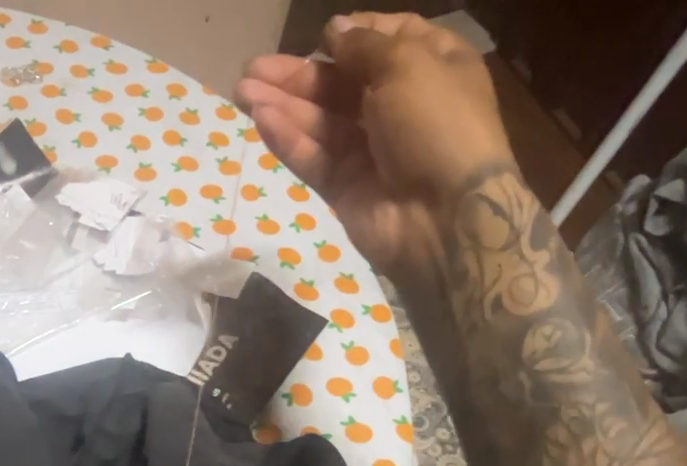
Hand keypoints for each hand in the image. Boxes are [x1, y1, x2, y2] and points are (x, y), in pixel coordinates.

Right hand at [234, 13, 514, 274]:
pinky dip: (290, 139)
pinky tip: (262, 119)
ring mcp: (370, 151)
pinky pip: (314, 158)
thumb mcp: (408, 65)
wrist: (444, 216)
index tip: (322, 36)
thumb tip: (334, 28)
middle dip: (298, 74)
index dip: (351, 36)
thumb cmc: (436, 124)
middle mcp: (399, 106)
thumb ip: (364, 46)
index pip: (385, 42)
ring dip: (282, 104)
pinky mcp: (346, 187)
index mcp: (430, 68)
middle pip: (341, 84)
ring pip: (320, 121)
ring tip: (242, 91)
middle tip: (252, 68)